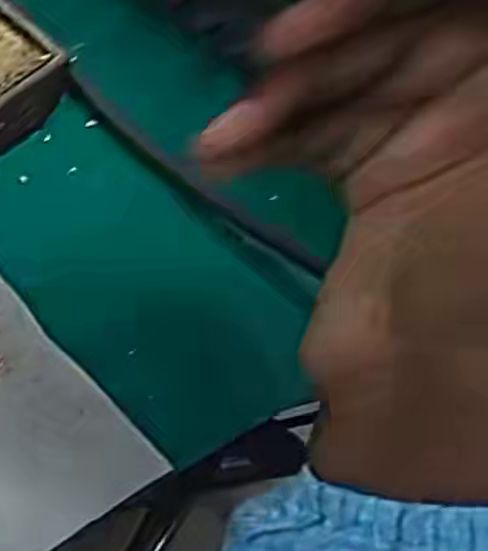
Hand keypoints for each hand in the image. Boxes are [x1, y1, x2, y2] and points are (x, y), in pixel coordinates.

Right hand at [197, 0, 487, 501]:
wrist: (441, 375)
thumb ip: (471, 66)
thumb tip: (433, 23)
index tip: (320, 20)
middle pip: (430, 17)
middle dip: (347, 29)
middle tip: (274, 52)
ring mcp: (463, 117)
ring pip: (366, 65)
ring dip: (286, 94)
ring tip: (228, 133)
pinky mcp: (388, 165)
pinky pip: (318, 128)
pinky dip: (266, 137)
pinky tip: (228, 154)